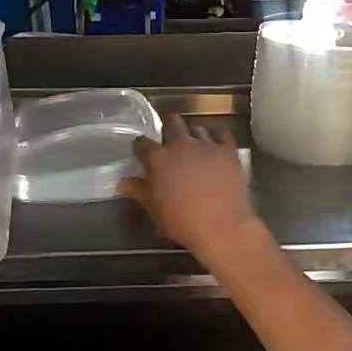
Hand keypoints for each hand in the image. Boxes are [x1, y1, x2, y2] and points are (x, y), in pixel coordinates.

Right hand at [120, 113, 261, 262]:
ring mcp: (206, 145)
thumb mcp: (154, 209)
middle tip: (170, 143)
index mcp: (158, 158)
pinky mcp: (227, 150)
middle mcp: (180, 144)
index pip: (142, 143)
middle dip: (168, 129)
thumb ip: (139, 191)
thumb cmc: (181, 222)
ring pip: (197, 128)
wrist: (220, 226)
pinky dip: (218, 138)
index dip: (141, 148)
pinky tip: (216, 146)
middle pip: (172, 123)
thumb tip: (124, 182)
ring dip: (193, 135)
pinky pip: (222, 134)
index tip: (142, 154)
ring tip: (194, 147)